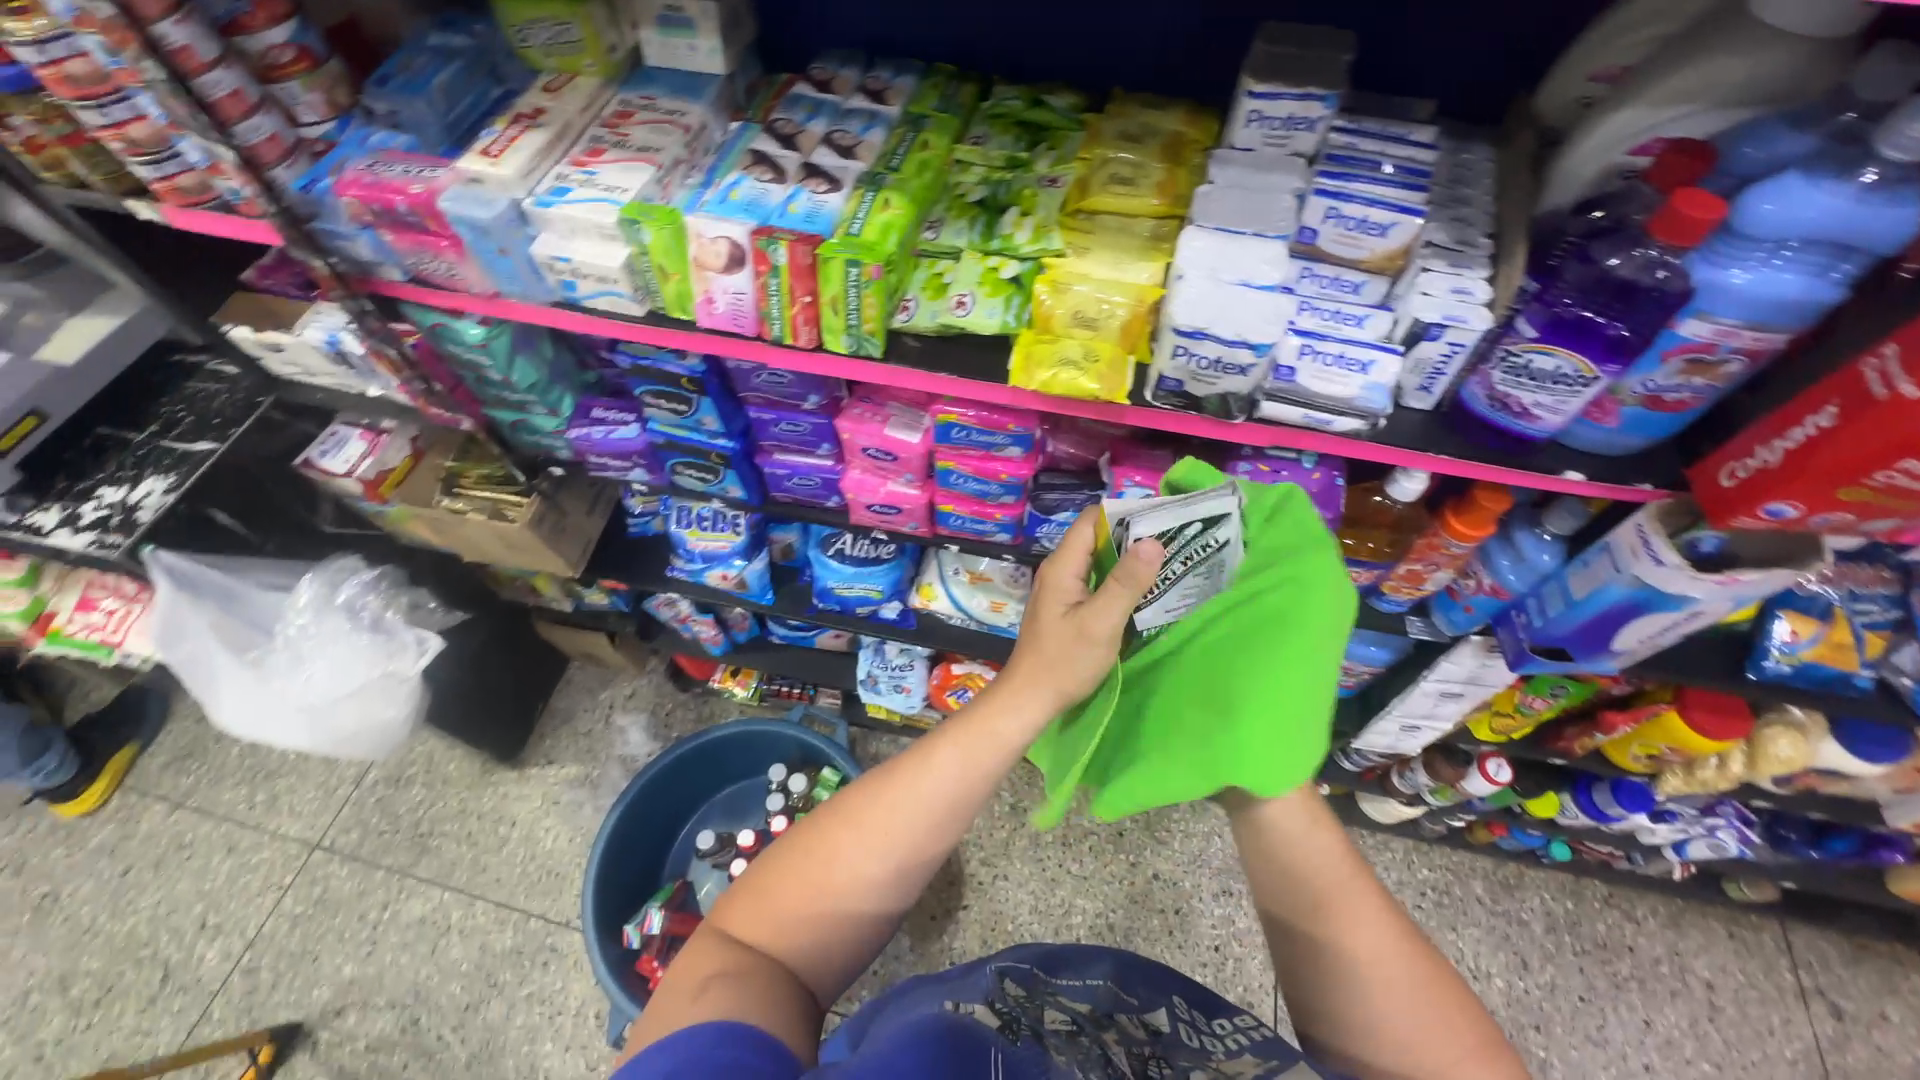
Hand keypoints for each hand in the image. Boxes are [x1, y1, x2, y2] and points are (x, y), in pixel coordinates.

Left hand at [997, 509, 1163, 718]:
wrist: (1031, 698)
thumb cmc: (1065, 661)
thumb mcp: (1102, 622)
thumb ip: (1126, 582)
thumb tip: (1153, 540)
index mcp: (1063, 566)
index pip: (1092, 520)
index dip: (1125, 514)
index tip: (1160, 517)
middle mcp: (1059, 570)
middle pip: (1096, 538)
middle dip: (1131, 535)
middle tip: (1172, 538)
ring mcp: (1061, 588)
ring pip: (1097, 560)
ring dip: (1127, 559)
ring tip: (1166, 559)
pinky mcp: (1067, 606)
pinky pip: (1095, 581)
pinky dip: (1118, 580)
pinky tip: (1143, 588)